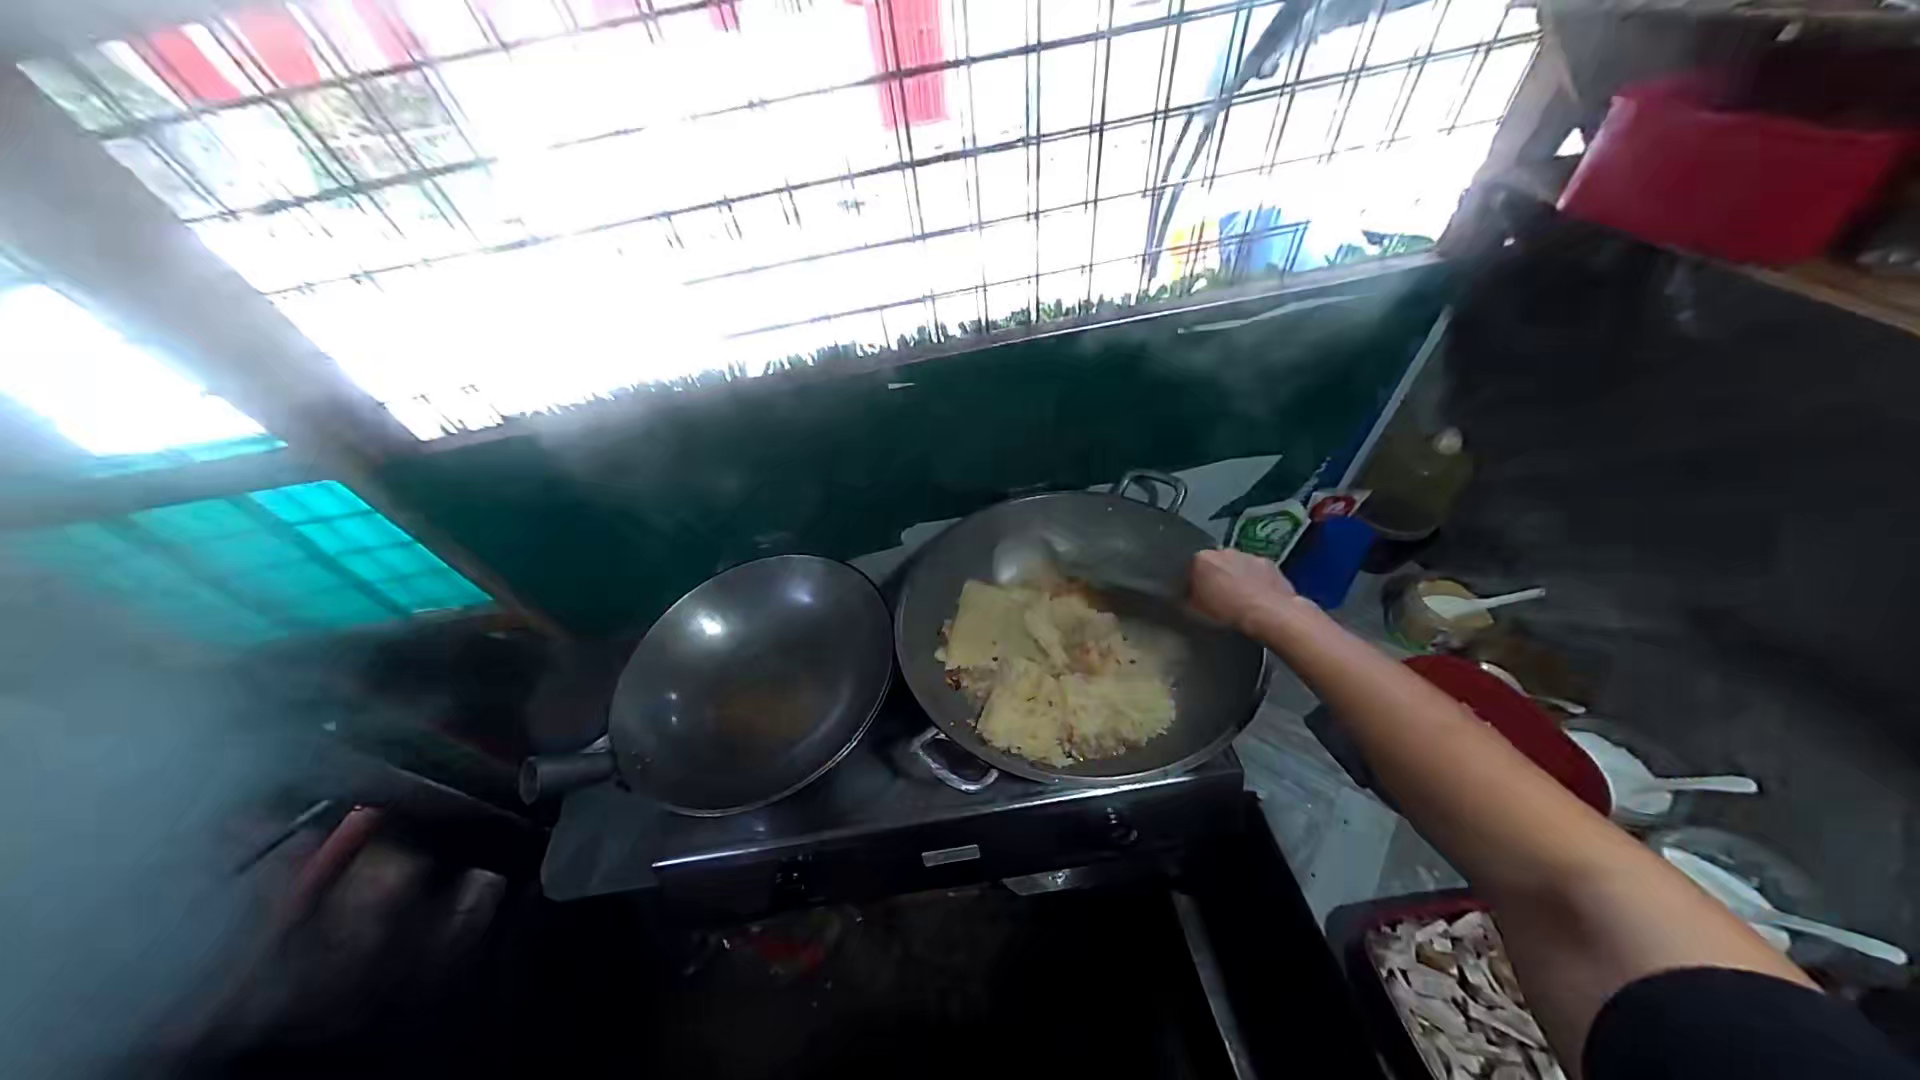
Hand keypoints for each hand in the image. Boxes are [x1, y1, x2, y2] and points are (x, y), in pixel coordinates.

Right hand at [1189, 549, 1299, 633]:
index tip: (1197, 597)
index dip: (1192, 584)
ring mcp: (1249, 556)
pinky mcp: (1270, 565)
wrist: (1269, 615)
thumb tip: (1186, 598)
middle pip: (1215, 564)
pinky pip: (1258, 572)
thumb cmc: (1229, 613)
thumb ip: (1185, 599)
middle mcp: (1225, 552)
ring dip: (1237, 579)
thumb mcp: (1193, 612)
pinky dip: (1256, 582)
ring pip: (1237, 566)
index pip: (1190, 568)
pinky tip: (1257, 600)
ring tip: (1240, 602)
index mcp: (1201, 559)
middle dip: (1216, 578)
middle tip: (1218, 600)